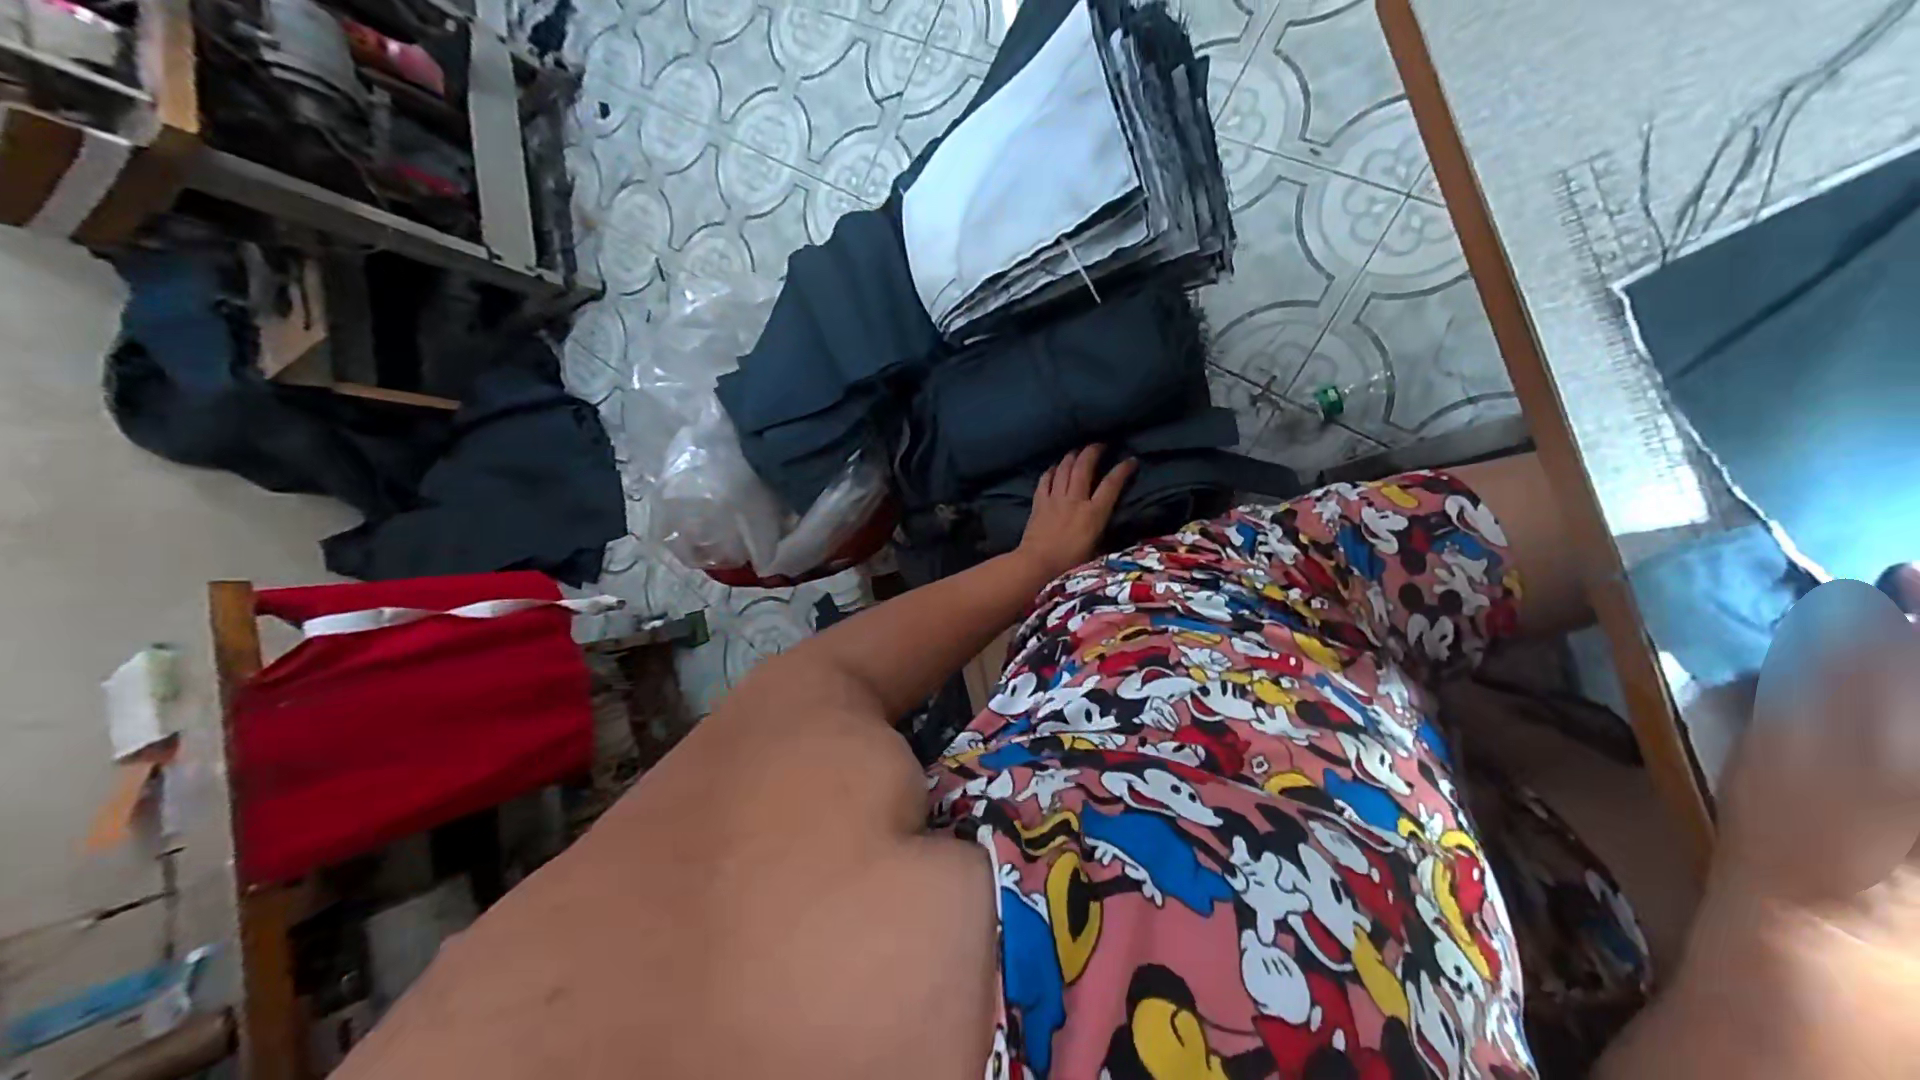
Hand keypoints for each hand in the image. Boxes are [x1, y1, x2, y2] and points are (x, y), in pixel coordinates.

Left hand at [1015, 445, 1136, 583]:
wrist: (1037, 564)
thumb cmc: (1071, 563)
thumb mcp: (1097, 549)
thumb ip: (1105, 532)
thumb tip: (1114, 524)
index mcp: (1094, 513)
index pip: (1112, 484)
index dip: (1123, 469)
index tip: (1131, 460)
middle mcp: (1075, 500)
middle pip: (1084, 466)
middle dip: (1094, 451)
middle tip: (1100, 445)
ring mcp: (1055, 499)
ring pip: (1064, 468)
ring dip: (1072, 455)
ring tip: (1078, 451)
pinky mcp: (1039, 502)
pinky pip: (1045, 479)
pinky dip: (1051, 470)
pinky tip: (1055, 467)